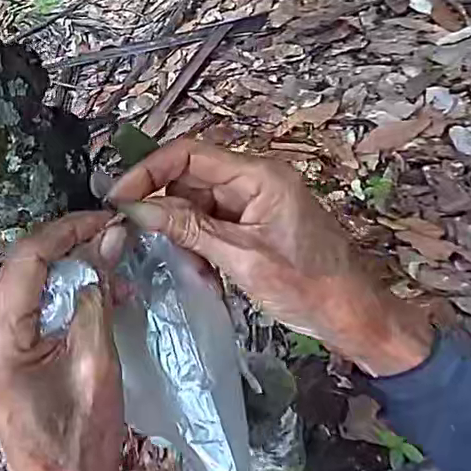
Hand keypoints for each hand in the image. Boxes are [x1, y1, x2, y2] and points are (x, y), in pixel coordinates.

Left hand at [0, 212, 123, 470]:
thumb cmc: (83, 443)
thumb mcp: (97, 362)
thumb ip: (98, 292)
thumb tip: (112, 237)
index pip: (30, 257)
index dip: (72, 229)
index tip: (111, 220)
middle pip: (23, 265)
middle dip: (71, 245)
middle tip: (117, 240)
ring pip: (25, 280)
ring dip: (68, 268)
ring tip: (113, 266)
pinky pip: (25, 304)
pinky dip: (59, 292)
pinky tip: (93, 293)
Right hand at [107, 138, 431, 375]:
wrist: (352, 316)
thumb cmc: (306, 286)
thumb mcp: (241, 257)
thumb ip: (188, 228)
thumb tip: (136, 208)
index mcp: (257, 175)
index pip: (188, 154)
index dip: (147, 171)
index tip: (117, 199)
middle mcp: (253, 180)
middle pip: (188, 179)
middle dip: (162, 208)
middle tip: (136, 239)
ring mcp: (253, 202)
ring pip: (196, 204)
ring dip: (181, 234)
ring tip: (184, 267)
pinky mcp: (253, 223)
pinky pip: (212, 223)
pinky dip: (199, 245)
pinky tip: (201, 273)